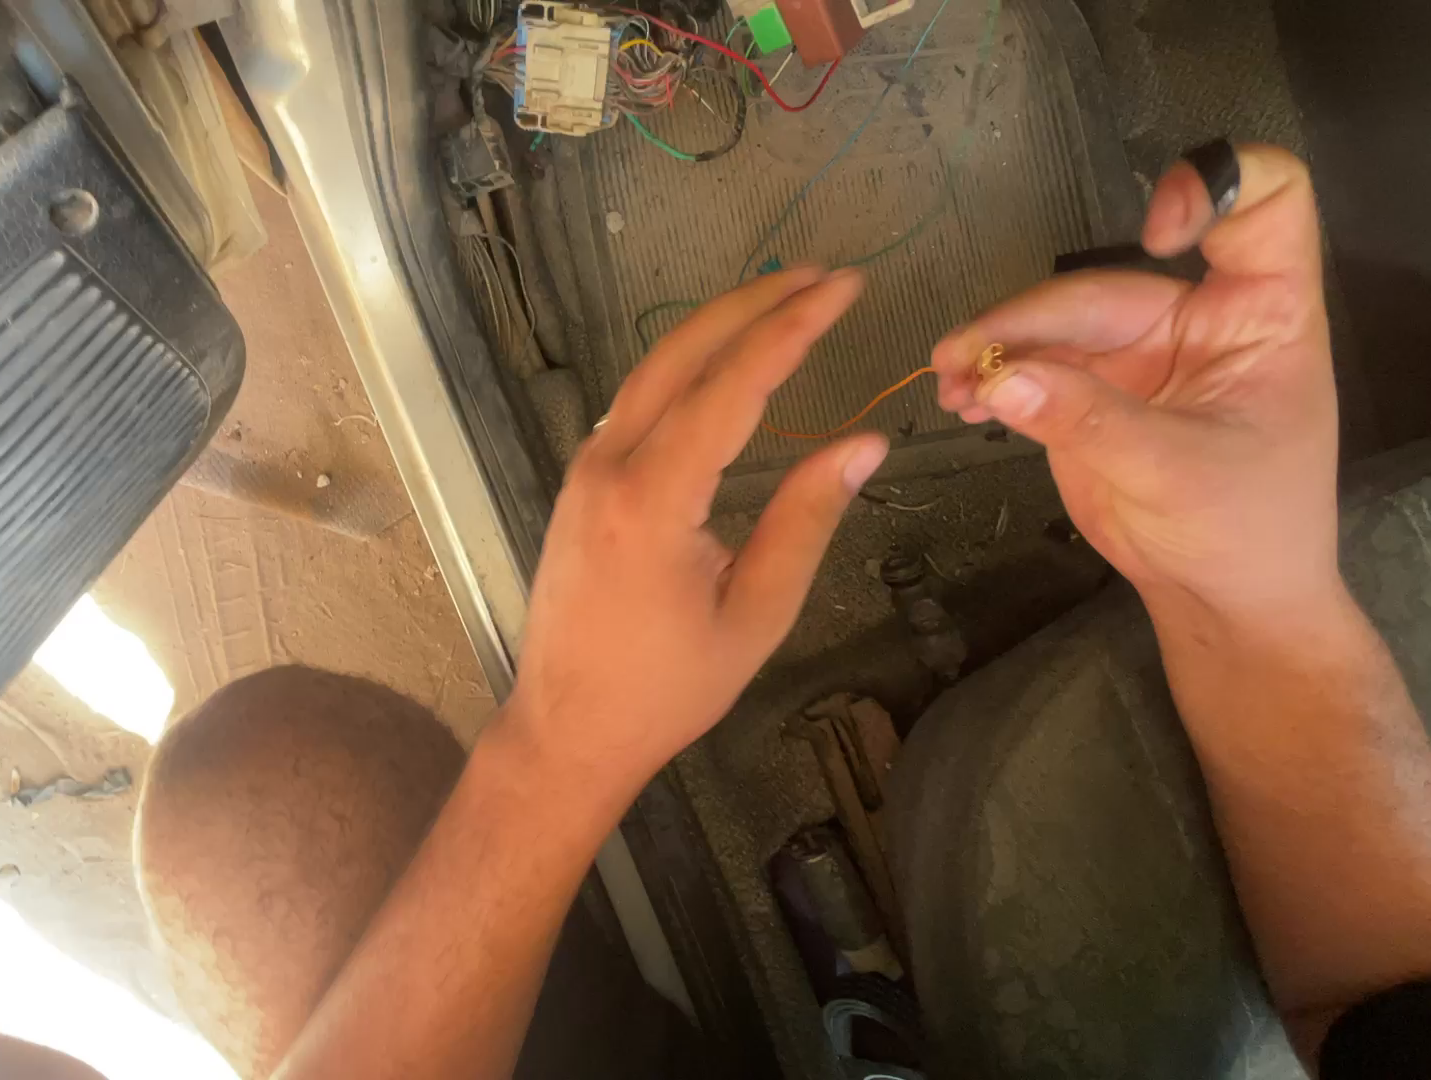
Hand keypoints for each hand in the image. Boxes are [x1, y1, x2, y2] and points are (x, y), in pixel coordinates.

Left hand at [502, 268, 886, 798]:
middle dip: (750, 305)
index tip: (845, 287)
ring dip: (712, 331)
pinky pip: (631, 407)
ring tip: (778, 304)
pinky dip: (680, 372)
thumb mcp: (754, 614)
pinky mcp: (576, 486)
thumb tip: (863, 445)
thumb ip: (806, 520)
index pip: (732, 385)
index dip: (792, 329)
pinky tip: (717, 368)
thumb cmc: (666, 689)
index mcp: (652, 498)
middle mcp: (606, 467)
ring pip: (649, 374)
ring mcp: (582, 472)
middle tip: (817, 275)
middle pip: (680, 356)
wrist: (567, 727)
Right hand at [932, 144, 1340, 621]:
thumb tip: (997, 379)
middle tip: (957, 360)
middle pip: (1098, 289)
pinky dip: (988, 384)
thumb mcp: (1176, 469)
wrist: (1211, 587)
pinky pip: (1024, 371)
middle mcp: (1189, 320)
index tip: (1152, 235)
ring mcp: (1127, 357)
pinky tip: (962, 405)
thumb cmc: (1239, 524)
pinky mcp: (1080, 394)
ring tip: (948, 388)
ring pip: (1047, 330)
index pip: (1262, 209)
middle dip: (1022, 321)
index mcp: (1255, 314)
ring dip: (990, 352)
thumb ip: (1089, 420)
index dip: (1215, 192)